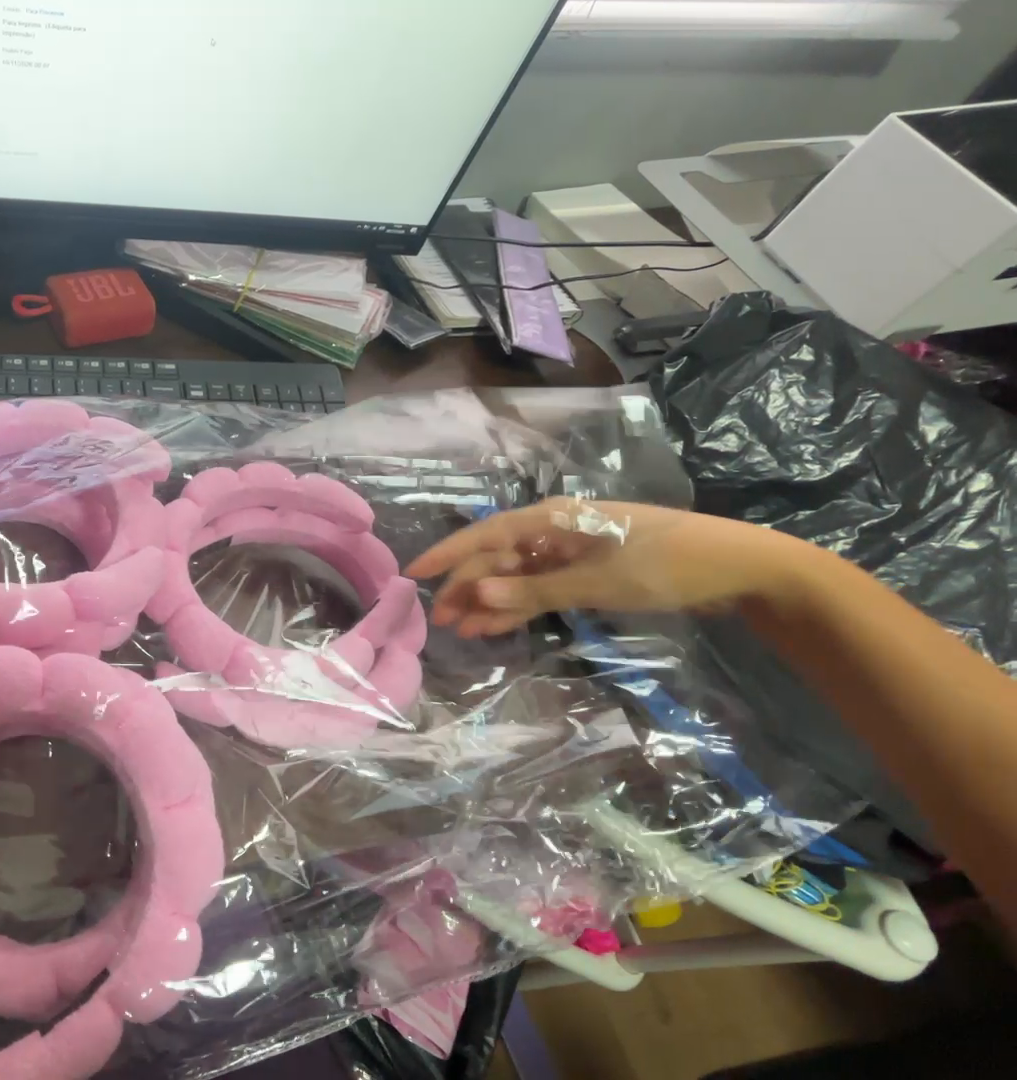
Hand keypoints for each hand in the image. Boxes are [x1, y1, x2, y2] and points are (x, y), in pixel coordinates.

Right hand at [405, 499, 804, 637]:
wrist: (746, 571)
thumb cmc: (671, 565)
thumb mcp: (600, 580)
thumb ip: (534, 590)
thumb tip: (476, 594)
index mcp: (555, 520)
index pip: (486, 534)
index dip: (448, 554)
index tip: (413, 573)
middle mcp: (556, 532)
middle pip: (497, 558)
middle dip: (467, 587)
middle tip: (439, 620)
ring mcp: (572, 553)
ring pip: (515, 577)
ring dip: (489, 602)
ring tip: (461, 629)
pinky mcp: (588, 573)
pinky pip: (540, 589)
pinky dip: (519, 606)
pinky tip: (496, 625)